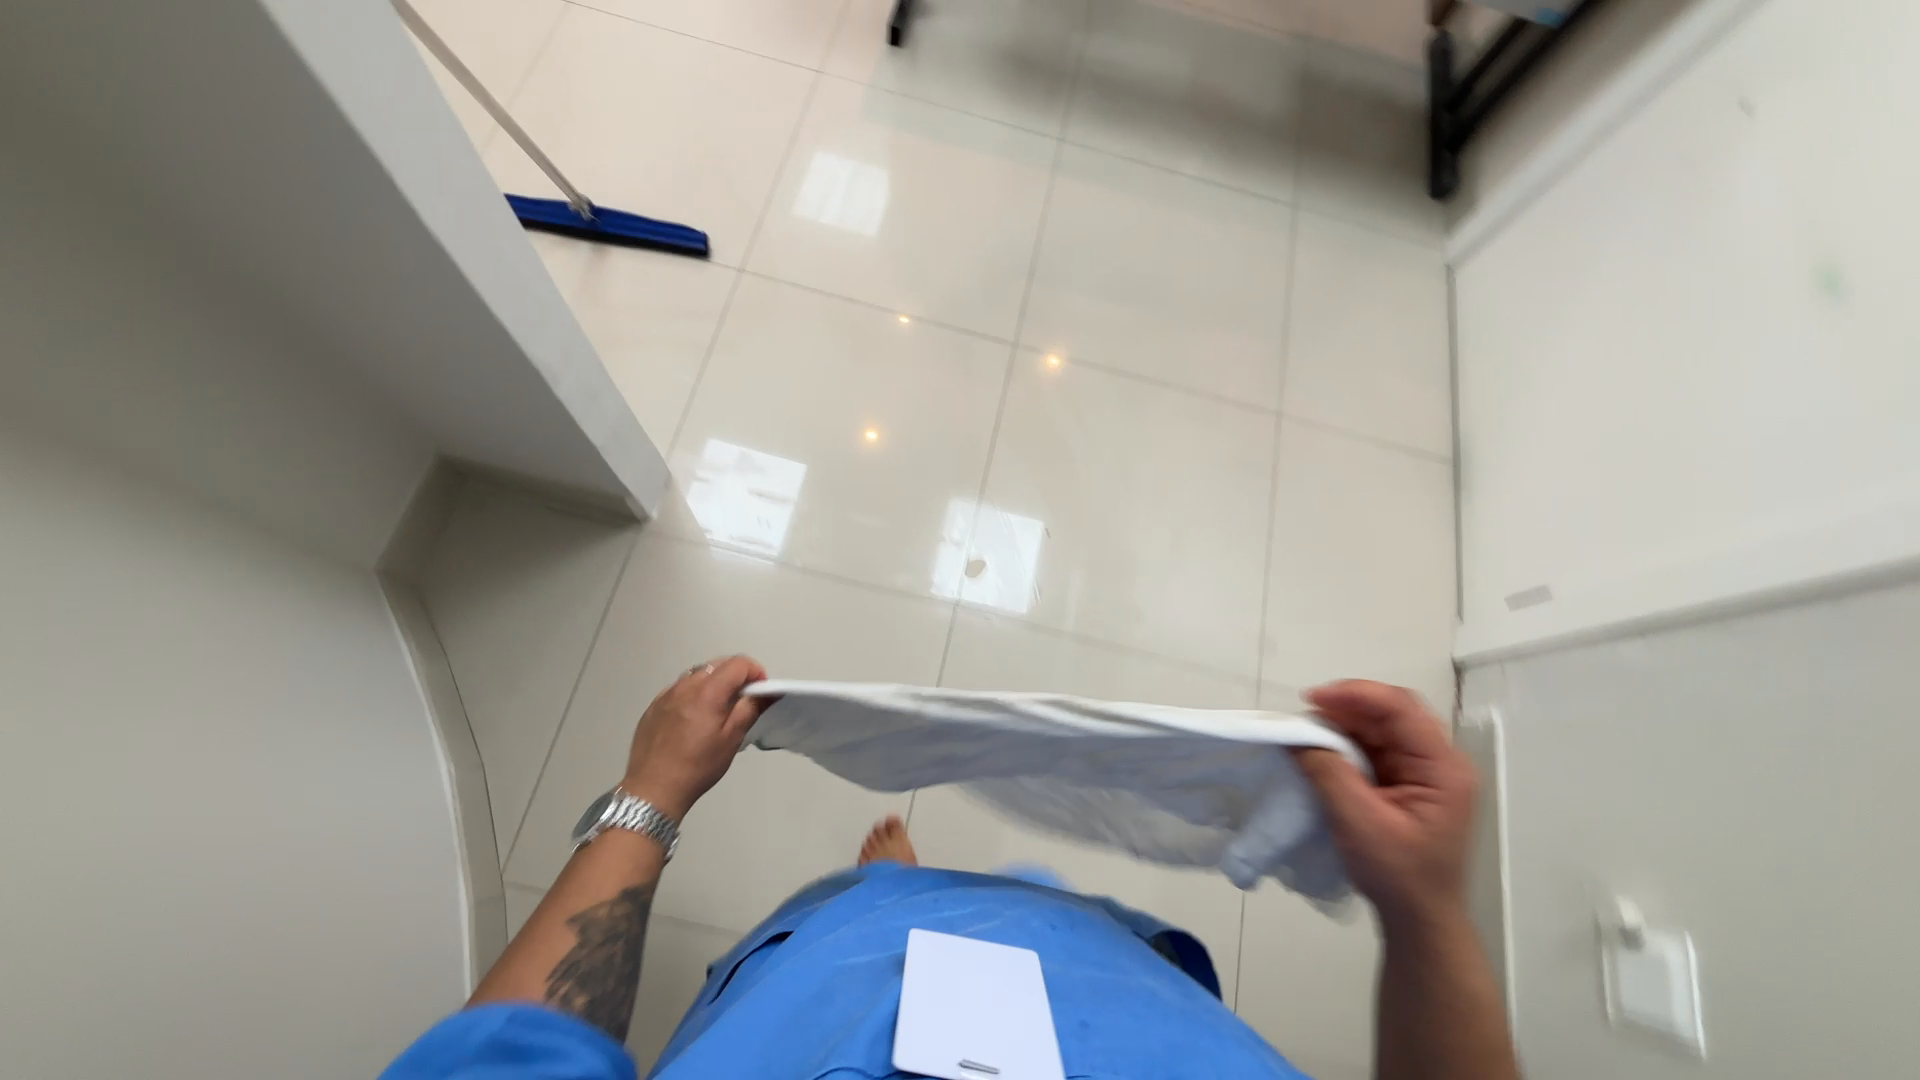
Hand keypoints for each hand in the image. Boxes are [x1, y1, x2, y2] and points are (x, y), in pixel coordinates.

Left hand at [621, 655, 772, 820]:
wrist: (654, 789)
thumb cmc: (699, 766)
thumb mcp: (732, 739)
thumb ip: (751, 708)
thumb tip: (769, 690)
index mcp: (708, 692)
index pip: (738, 663)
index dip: (755, 672)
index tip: (760, 692)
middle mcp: (685, 686)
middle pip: (718, 664)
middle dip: (736, 675)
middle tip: (742, 701)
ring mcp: (667, 694)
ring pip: (697, 674)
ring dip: (714, 682)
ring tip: (717, 710)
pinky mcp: (654, 706)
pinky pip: (679, 688)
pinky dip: (693, 693)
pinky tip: (693, 718)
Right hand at [1292, 680, 1477, 935]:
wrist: (1420, 920)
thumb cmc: (1398, 874)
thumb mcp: (1358, 822)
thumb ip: (1327, 772)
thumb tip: (1295, 735)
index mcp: (1443, 768)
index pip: (1401, 709)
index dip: (1356, 694)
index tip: (1312, 699)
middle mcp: (1439, 761)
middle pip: (1392, 712)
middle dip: (1346, 706)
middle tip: (1304, 716)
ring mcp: (1423, 771)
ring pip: (1380, 726)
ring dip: (1342, 724)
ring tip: (1306, 733)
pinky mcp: (1405, 781)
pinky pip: (1374, 746)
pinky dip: (1344, 742)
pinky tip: (1321, 749)